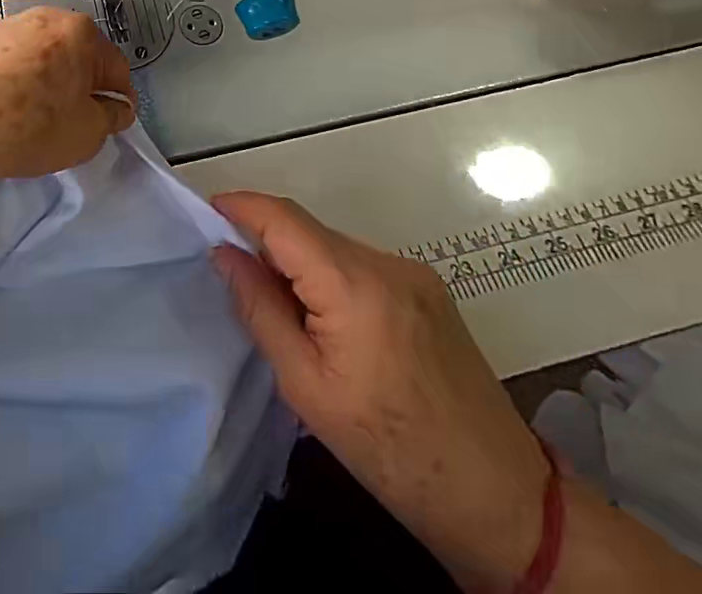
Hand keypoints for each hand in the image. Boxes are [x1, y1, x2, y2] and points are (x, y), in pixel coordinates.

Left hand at [0, 7, 135, 212]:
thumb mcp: (87, 134)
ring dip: (49, 83)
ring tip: (37, 118)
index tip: (112, 122)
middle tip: (73, 122)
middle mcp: (44, 17)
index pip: (116, 68)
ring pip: (45, 58)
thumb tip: (114, 107)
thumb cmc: (27, 127)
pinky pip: (15, 64)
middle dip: (81, 87)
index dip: (118, 100)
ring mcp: (7, 27)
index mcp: (80, 31)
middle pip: (78, 57)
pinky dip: (20, 83)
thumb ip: (111, 117)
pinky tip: (10, 109)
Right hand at [209, 193, 549, 591]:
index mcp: (354, 286)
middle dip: (263, 239)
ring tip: (277, 308)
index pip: (284, 219)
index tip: (205, 211)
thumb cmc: (385, 444)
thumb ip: (258, 307)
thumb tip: (224, 254)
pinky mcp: (429, 292)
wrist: (496, 495)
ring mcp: (416, 277)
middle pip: (308, 229)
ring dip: (295, 260)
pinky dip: (325, 274)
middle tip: (231, 275)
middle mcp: (389, 265)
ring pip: (332, 245)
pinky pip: (359, 264)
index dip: (240, 205)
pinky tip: (321, 318)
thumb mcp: (301, 381)